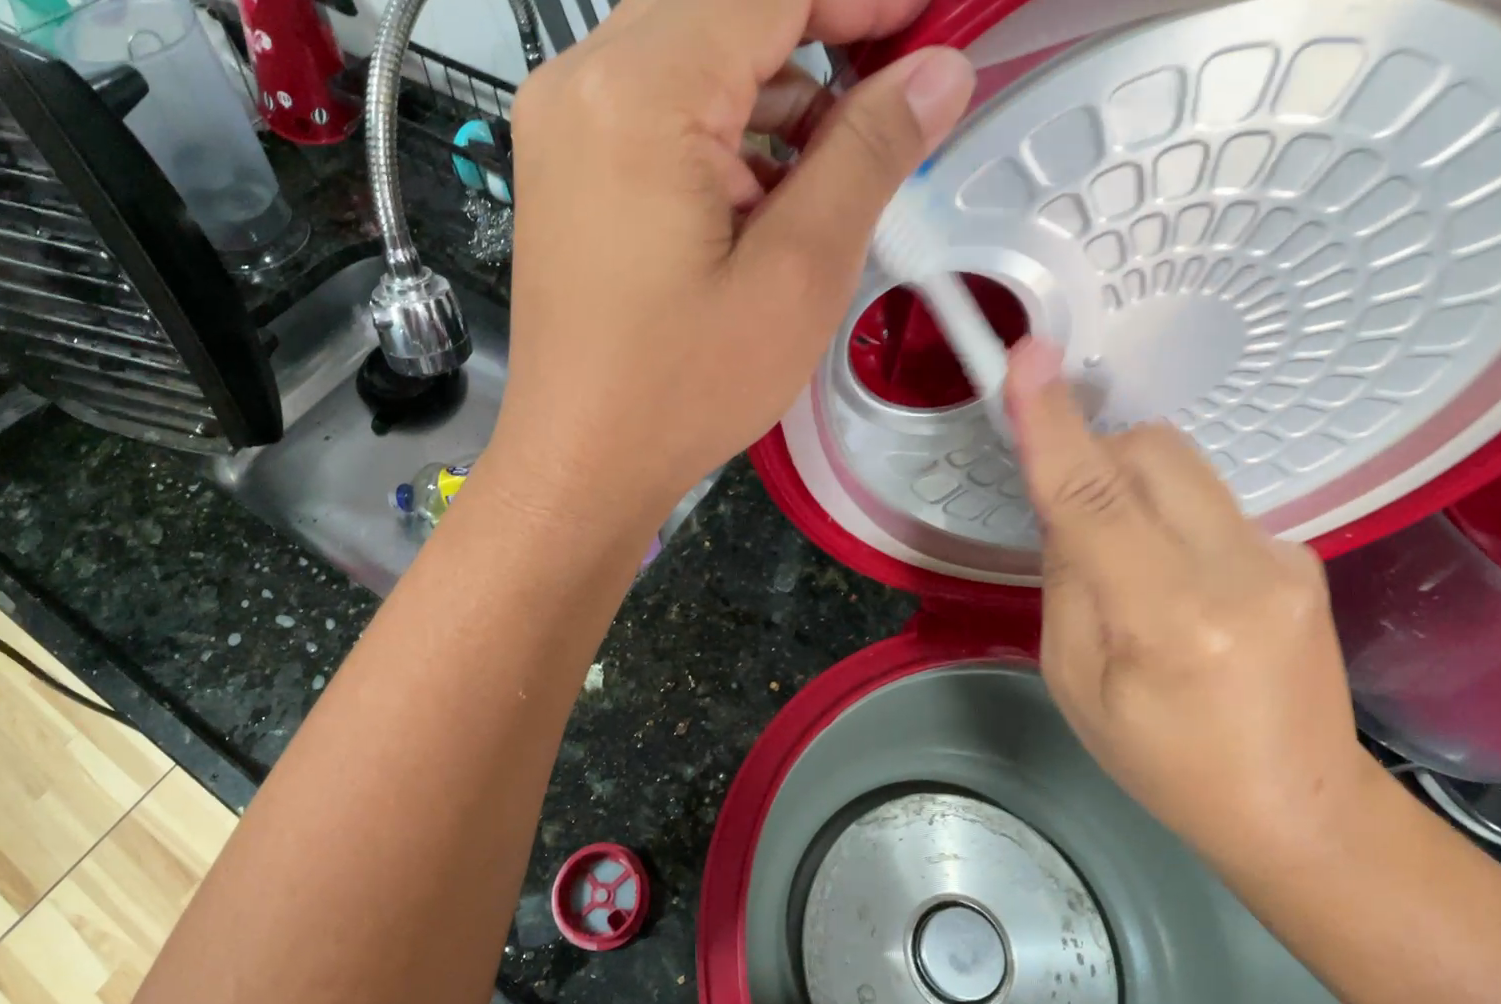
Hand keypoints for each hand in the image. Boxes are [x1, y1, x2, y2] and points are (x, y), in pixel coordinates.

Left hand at [488, 0, 974, 524]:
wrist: (581, 460)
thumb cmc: (678, 390)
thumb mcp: (798, 274)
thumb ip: (869, 153)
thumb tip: (936, 73)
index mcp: (638, 95)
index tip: (927, 29)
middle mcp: (582, 83)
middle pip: (724, 4)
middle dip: (821, 30)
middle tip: (894, 87)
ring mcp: (564, 122)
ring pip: (692, 48)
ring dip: (775, 84)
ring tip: (836, 158)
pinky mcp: (567, 162)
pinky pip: (657, 100)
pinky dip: (724, 121)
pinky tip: (769, 184)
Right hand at [1004, 340, 1376, 856]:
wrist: (1302, 806)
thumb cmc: (1166, 762)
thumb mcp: (1077, 683)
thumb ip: (1069, 583)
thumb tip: (1068, 511)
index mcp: (1169, 620)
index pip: (1096, 502)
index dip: (1054, 428)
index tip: (1026, 360)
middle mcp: (1239, 571)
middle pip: (1149, 452)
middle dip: (1092, 455)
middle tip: (1067, 517)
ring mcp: (1283, 555)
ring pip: (1178, 467)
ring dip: (1126, 489)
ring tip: (1124, 567)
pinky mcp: (1301, 551)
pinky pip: (1205, 499)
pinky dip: (1165, 518)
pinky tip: (1175, 584)